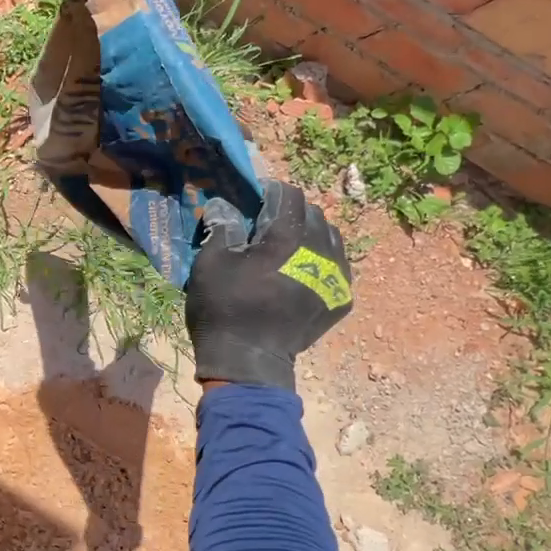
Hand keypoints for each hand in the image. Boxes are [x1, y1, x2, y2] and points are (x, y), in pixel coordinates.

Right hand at [186, 180, 352, 391]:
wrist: (248, 358)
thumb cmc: (223, 307)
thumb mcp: (210, 265)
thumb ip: (222, 229)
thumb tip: (224, 205)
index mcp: (288, 238)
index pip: (290, 197)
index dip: (271, 191)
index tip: (255, 196)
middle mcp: (322, 251)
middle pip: (315, 215)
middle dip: (291, 213)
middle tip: (266, 224)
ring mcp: (338, 277)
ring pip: (332, 239)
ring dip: (310, 235)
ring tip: (286, 248)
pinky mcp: (341, 298)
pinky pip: (338, 267)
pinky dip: (320, 262)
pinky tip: (298, 273)